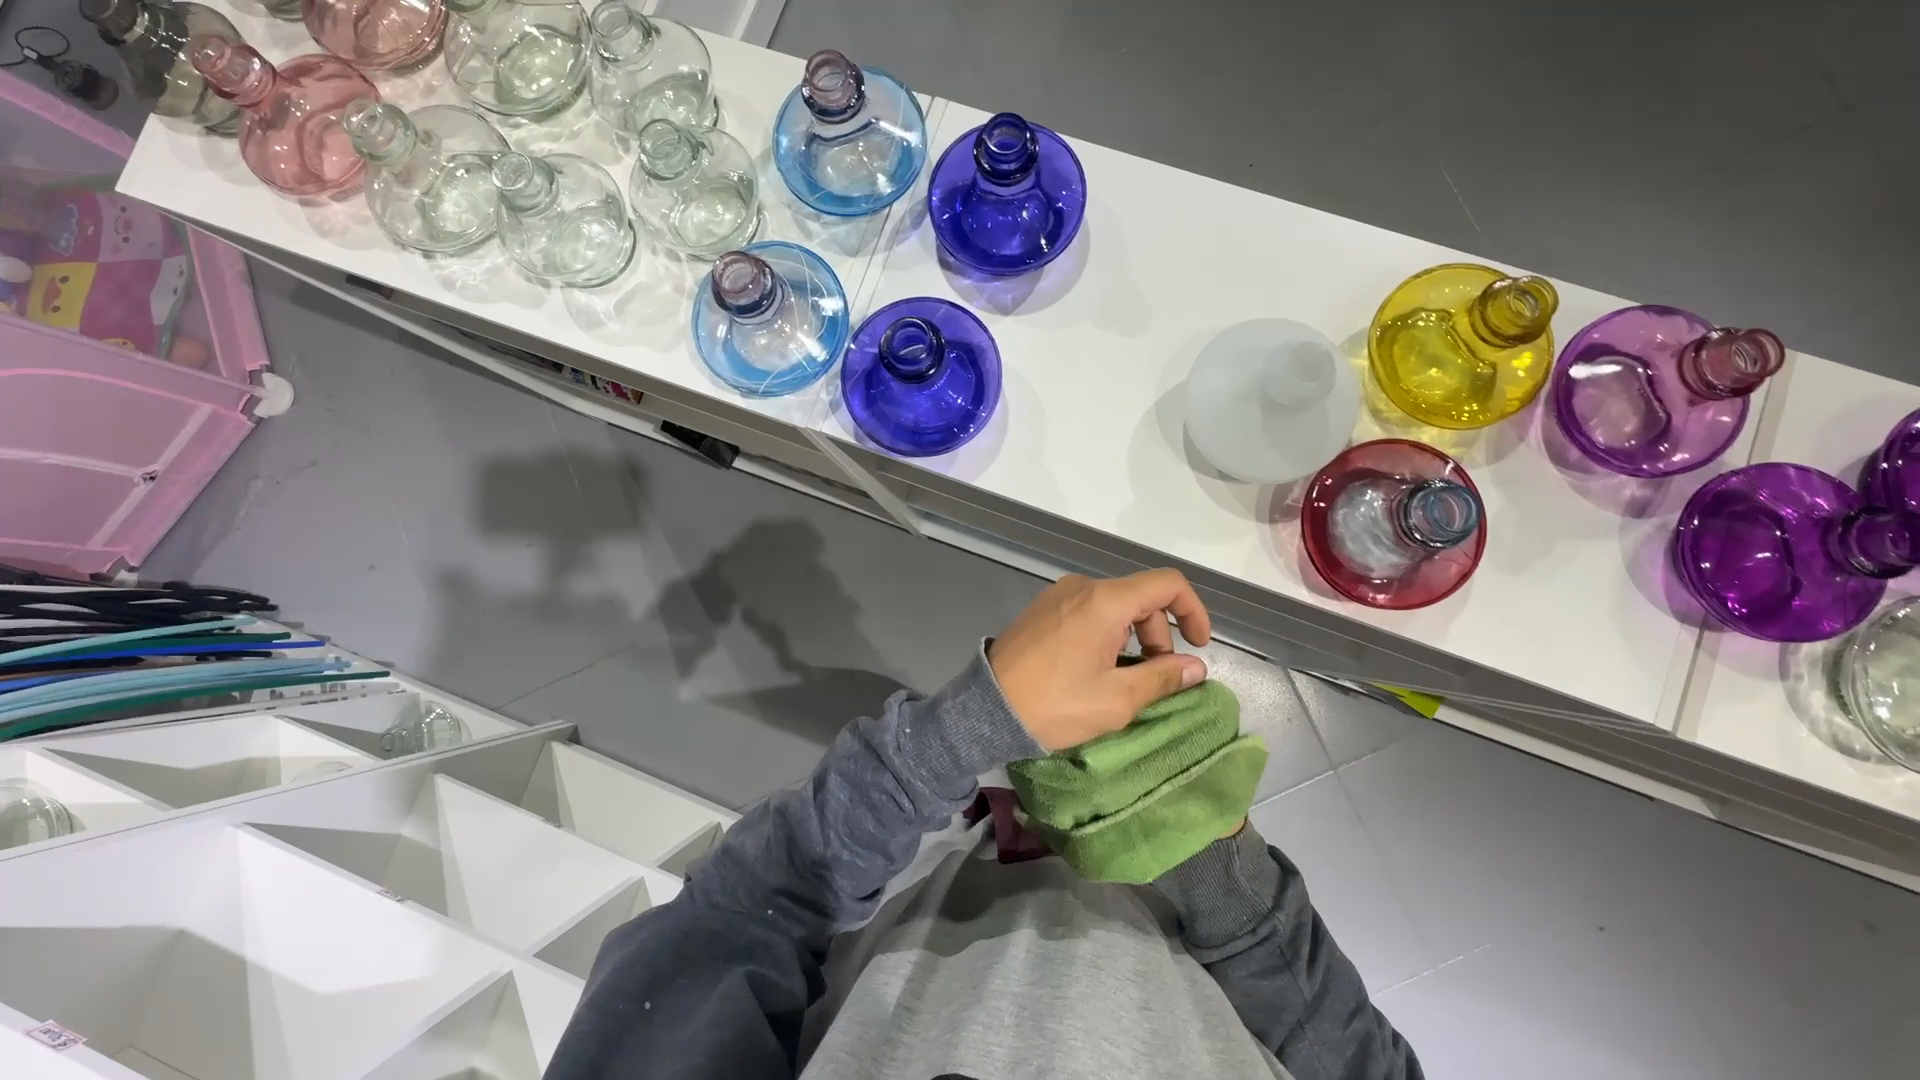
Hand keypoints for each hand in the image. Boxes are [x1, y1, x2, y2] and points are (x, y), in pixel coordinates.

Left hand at [988, 570, 1211, 751]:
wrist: (986, 709)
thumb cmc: (1054, 705)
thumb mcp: (1116, 699)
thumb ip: (1162, 678)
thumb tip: (1195, 667)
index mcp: (1104, 601)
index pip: (1167, 584)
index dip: (1193, 610)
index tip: (1199, 646)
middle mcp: (1081, 587)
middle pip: (1140, 596)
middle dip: (1159, 634)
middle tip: (1154, 677)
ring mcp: (1057, 596)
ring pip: (1114, 605)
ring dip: (1133, 636)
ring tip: (1124, 677)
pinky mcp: (1041, 610)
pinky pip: (1088, 612)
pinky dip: (1106, 633)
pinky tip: (1096, 668)